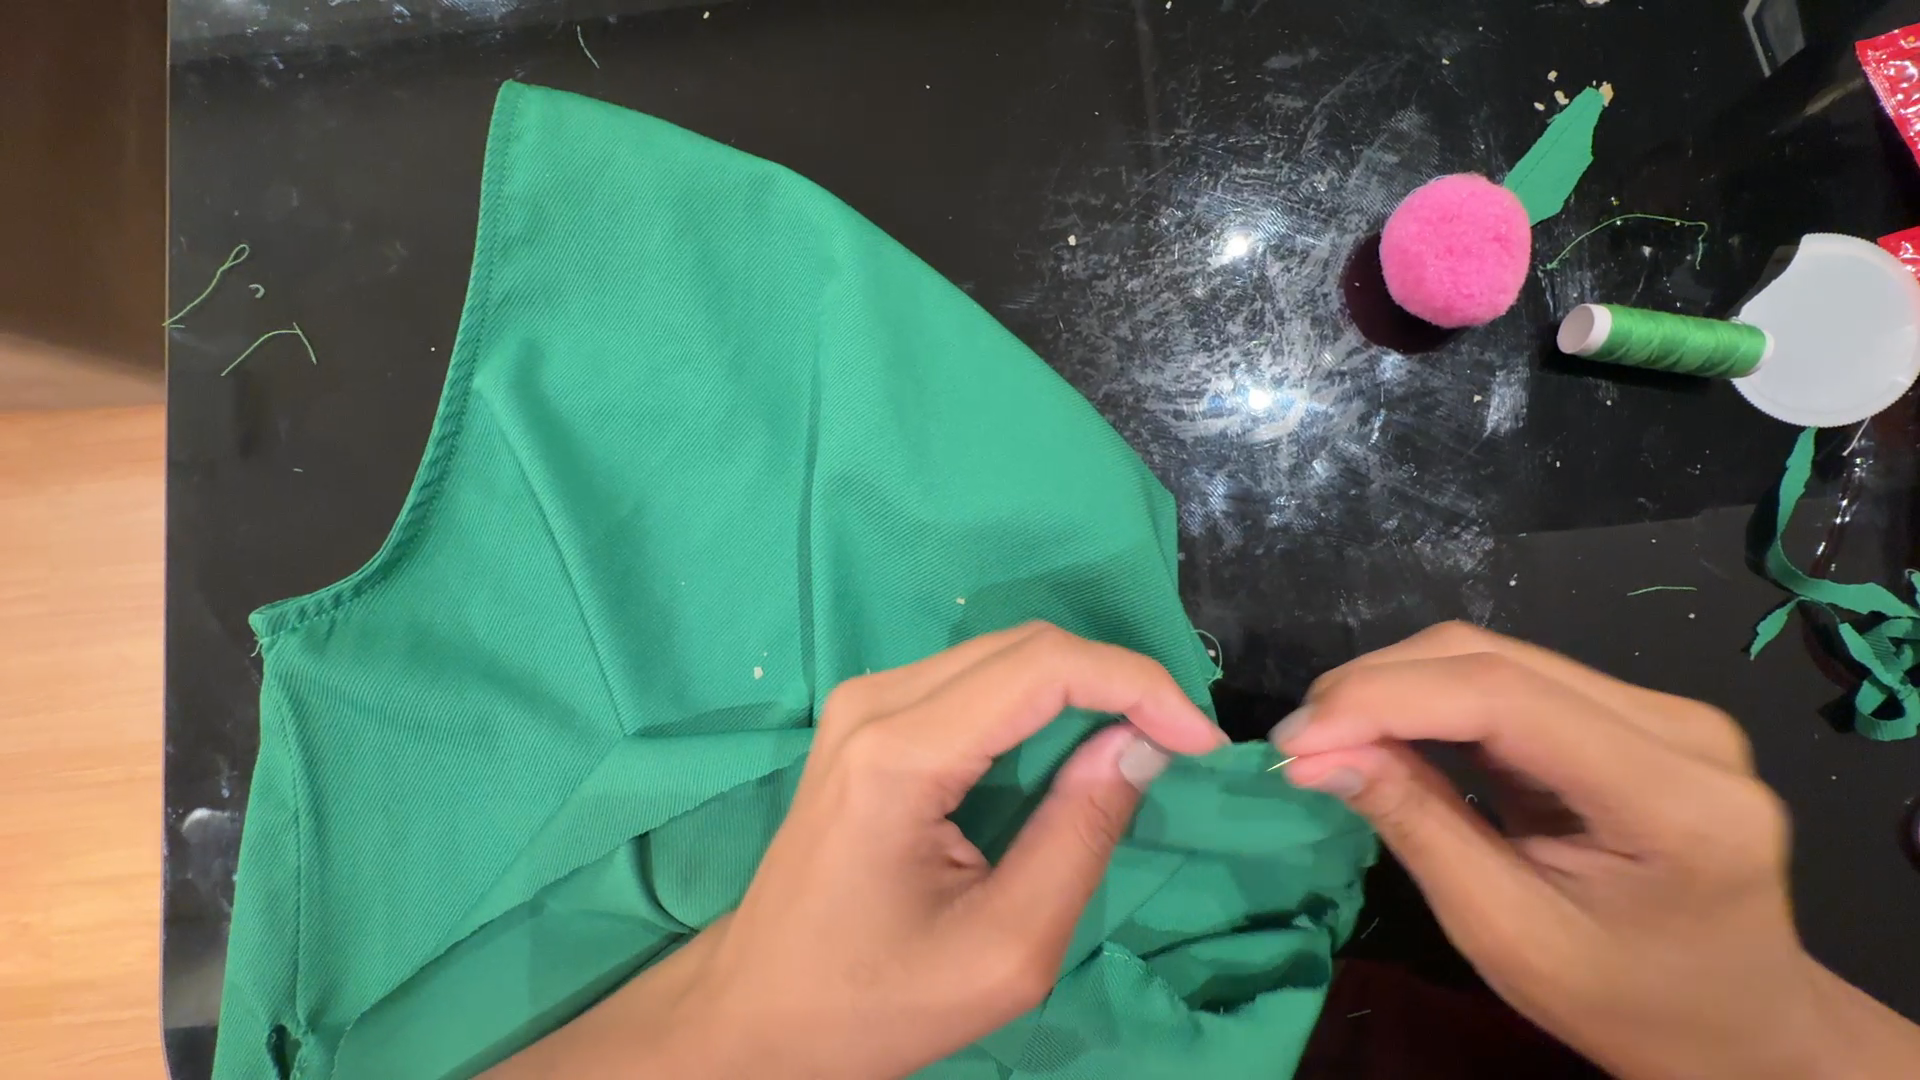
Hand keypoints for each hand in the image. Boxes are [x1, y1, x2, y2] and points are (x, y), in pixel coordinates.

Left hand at [489, 623, 1226, 1079]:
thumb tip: (1141, 744)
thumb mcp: (1005, 948)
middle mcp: (877, 699)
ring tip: (1139, 738)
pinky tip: (1073, 737)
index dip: (1136, 683)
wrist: (760, 1005)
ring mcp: (866, 698)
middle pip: (1025, 646)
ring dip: (1082, 684)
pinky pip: (975, 676)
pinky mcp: (870, 711)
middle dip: (1117, 679)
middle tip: (1176, 739)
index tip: (1199, 738)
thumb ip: (1079, 835)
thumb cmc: (876, 997)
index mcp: (901, 752)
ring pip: (1004, 653)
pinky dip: (1040, 696)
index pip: (1042, 667)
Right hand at [1270, 622, 1919, 1079]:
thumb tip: (1312, 754)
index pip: (1501, 699)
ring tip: (1328, 734)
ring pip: (1480, 652)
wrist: (1734, 1021)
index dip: (1380, 701)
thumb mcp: (1504, 931)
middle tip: (1299, 741)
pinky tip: (1379, 727)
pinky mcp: (1618, 707)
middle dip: (1370, 687)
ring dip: (1386, 685)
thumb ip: (1412, 824)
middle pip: (1484, 659)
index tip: (1293, 740)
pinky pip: (1493, 673)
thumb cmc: (1623, 998)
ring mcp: (1652, 709)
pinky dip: (1417, 694)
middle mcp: (1676, 728)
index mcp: (1677, 801)